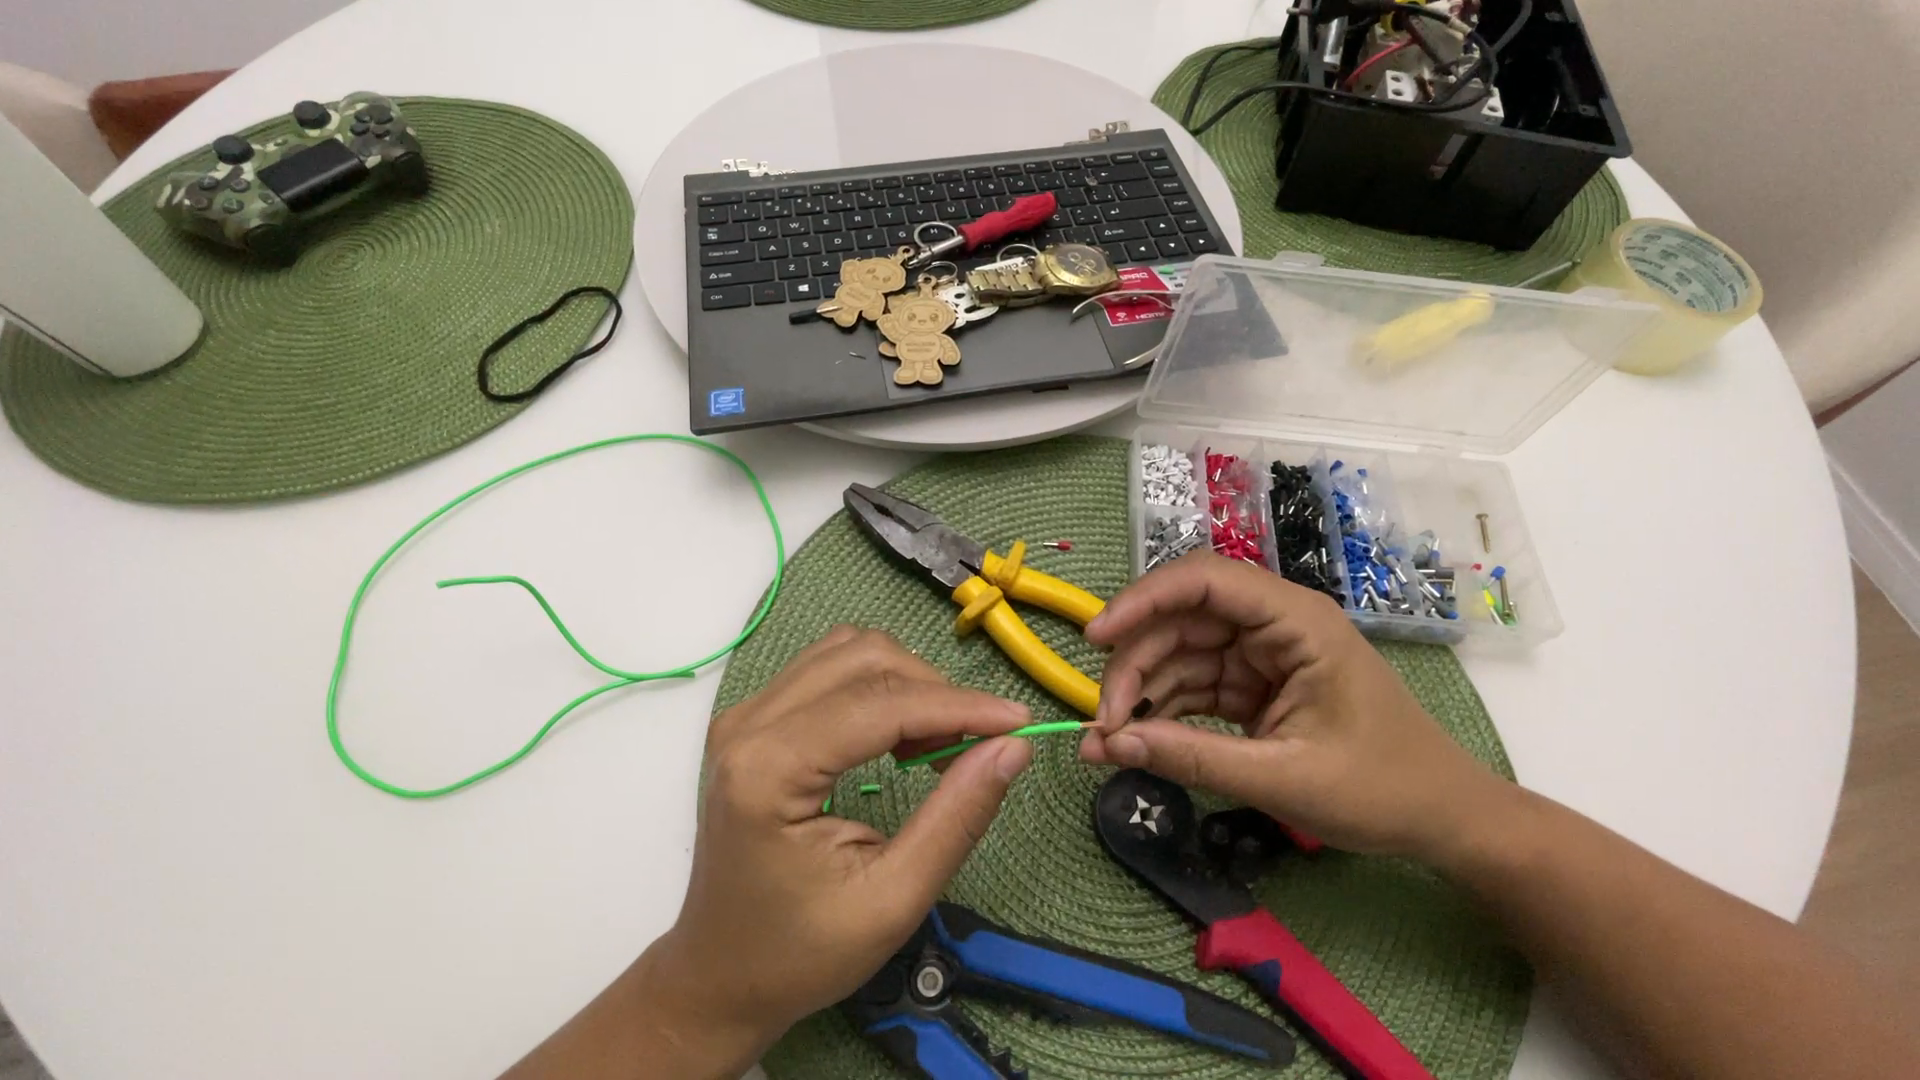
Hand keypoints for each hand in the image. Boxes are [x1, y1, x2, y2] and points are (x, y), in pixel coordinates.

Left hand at [637, 627, 1034, 1073]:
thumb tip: (1013, 748)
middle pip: (864, 658)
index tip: (1021, 722)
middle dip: (934, 692)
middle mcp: (747, 724)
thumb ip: (956, 817)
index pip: (879, 703)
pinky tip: (898, 736)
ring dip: (908, 683)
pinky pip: (829, 669)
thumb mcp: (893, 900)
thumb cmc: (800, 953)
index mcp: (767, 770)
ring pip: (849, 651)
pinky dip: (880, 687)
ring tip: (934, 745)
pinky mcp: (753, 719)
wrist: (719, 976)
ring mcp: (744, 715)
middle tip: (973, 748)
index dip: (958, 705)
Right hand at [1077, 552, 1513, 859]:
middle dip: (1135, 664)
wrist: (1443, 819)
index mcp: (1296, 622)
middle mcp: (1274, 625)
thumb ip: (1194, 758)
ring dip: (1142, 692)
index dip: (1143, 600)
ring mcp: (1262, 655)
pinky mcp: (1254, 685)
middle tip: (1103, 722)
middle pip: (1182, 619)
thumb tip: (1109, 745)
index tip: (1096, 639)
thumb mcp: (1283, 778)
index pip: (1206, 580)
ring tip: (1110, 741)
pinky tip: (1137, 740)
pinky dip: (1163, 710)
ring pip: (1180, 653)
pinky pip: (1194, 684)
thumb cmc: (1382, 789)